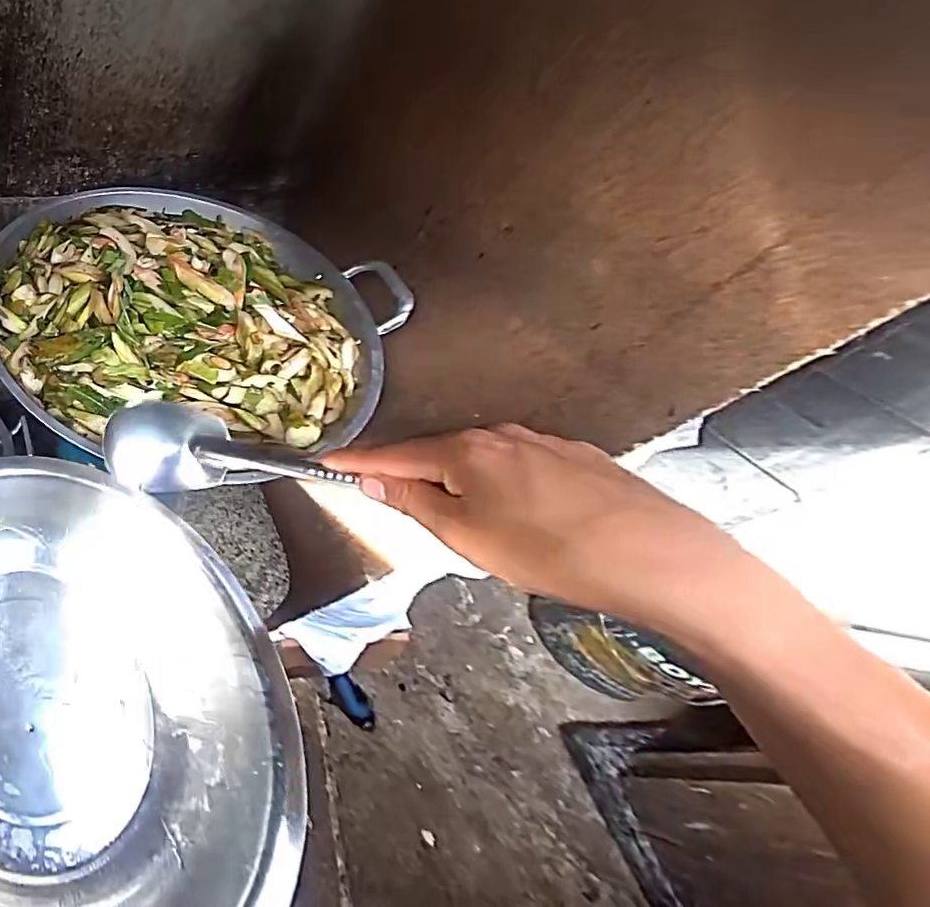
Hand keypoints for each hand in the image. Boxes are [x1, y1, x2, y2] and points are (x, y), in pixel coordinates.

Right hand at [322, 424, 755, 636]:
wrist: (673, 566)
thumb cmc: (555, 553)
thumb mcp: (466, 536)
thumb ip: (413, 503)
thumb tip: (375, 480)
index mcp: (464, 451)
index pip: (392, 454)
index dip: (356, 461)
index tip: (328, 461)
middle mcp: (500, 435)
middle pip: (436, 452)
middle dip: (414, 475)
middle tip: (404, 506)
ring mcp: (545, 443)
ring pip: (479, 459)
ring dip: (460, 481)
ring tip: (471, 520)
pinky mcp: (583, 459)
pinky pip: (518, 465)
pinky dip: (500, 483)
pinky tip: (522, 514)